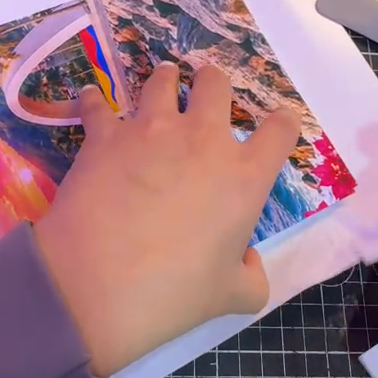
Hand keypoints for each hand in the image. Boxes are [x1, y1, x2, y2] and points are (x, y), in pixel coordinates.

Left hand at [33, 62, 301, 377]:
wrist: (100, 286)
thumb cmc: (175, 294)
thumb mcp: (232, 297)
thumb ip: (251, 276)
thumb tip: (248, 261)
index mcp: (243, 175)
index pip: (280, 129)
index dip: (283, 122)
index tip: (278, 124)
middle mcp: (202, 139)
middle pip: (216, 83)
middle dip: (213, 83)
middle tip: (205, 94)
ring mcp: (151, 130)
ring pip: (162, 79)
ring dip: (164, 79)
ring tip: (161, 83)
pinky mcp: (105, 135)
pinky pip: (99, 103)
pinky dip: (96, 101)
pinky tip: (94, 100)